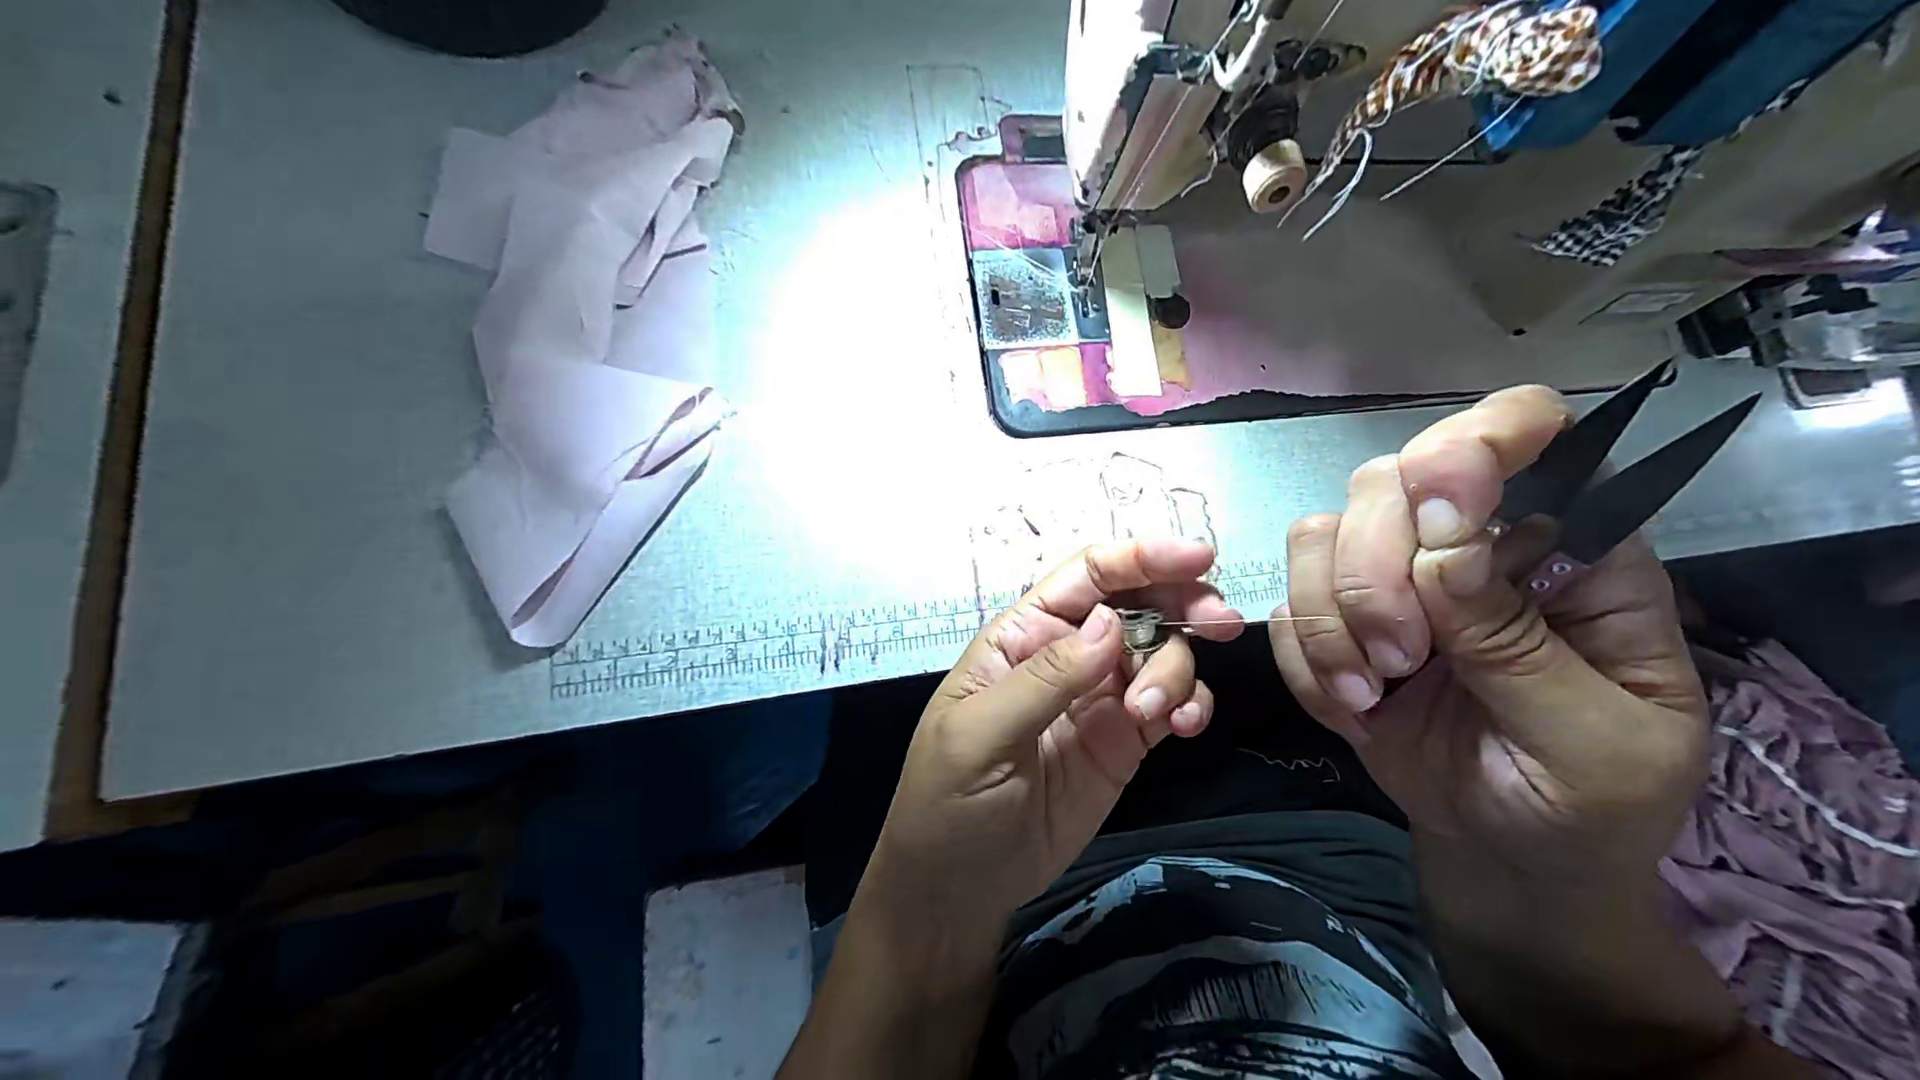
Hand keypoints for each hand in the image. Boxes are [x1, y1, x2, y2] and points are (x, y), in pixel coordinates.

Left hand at [859, 539, 1242, 932]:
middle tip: (1220, 623)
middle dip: (1180, 603)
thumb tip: (1110, 622)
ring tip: (1160, 714)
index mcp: (1021, 637)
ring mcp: (1098, 697)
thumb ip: (1045, 678)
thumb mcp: (980, 734)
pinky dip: (1191, 705)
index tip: (1198, 558)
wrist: (960, 885)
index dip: (1139, 558)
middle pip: (1135, 606)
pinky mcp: (1124, 740)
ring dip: (1179, 670)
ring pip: (1161, 654)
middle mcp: (1065, 656)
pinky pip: (1172, 703)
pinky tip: (1184, 728)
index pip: (1085, 579)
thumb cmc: (948, 799)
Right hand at [1269, 386, 1710, 884]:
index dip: (1473, 448)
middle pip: (1384, 481)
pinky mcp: (1333, 614)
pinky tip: (1354, 707)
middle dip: (1373, 575)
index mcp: (1568, 546)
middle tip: (1402, 660)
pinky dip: (1308, 660)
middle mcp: (1468, 540)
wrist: (1504, 851)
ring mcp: (1391, 575)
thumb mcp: (1594, 739)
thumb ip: (1522, 643)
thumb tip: (1442, 551)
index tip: (1441, 519)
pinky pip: (1286, 603)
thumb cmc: (1587, 800)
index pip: (1524, 430)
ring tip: (1377, 693)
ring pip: (1316, 534)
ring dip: (1332, 624)